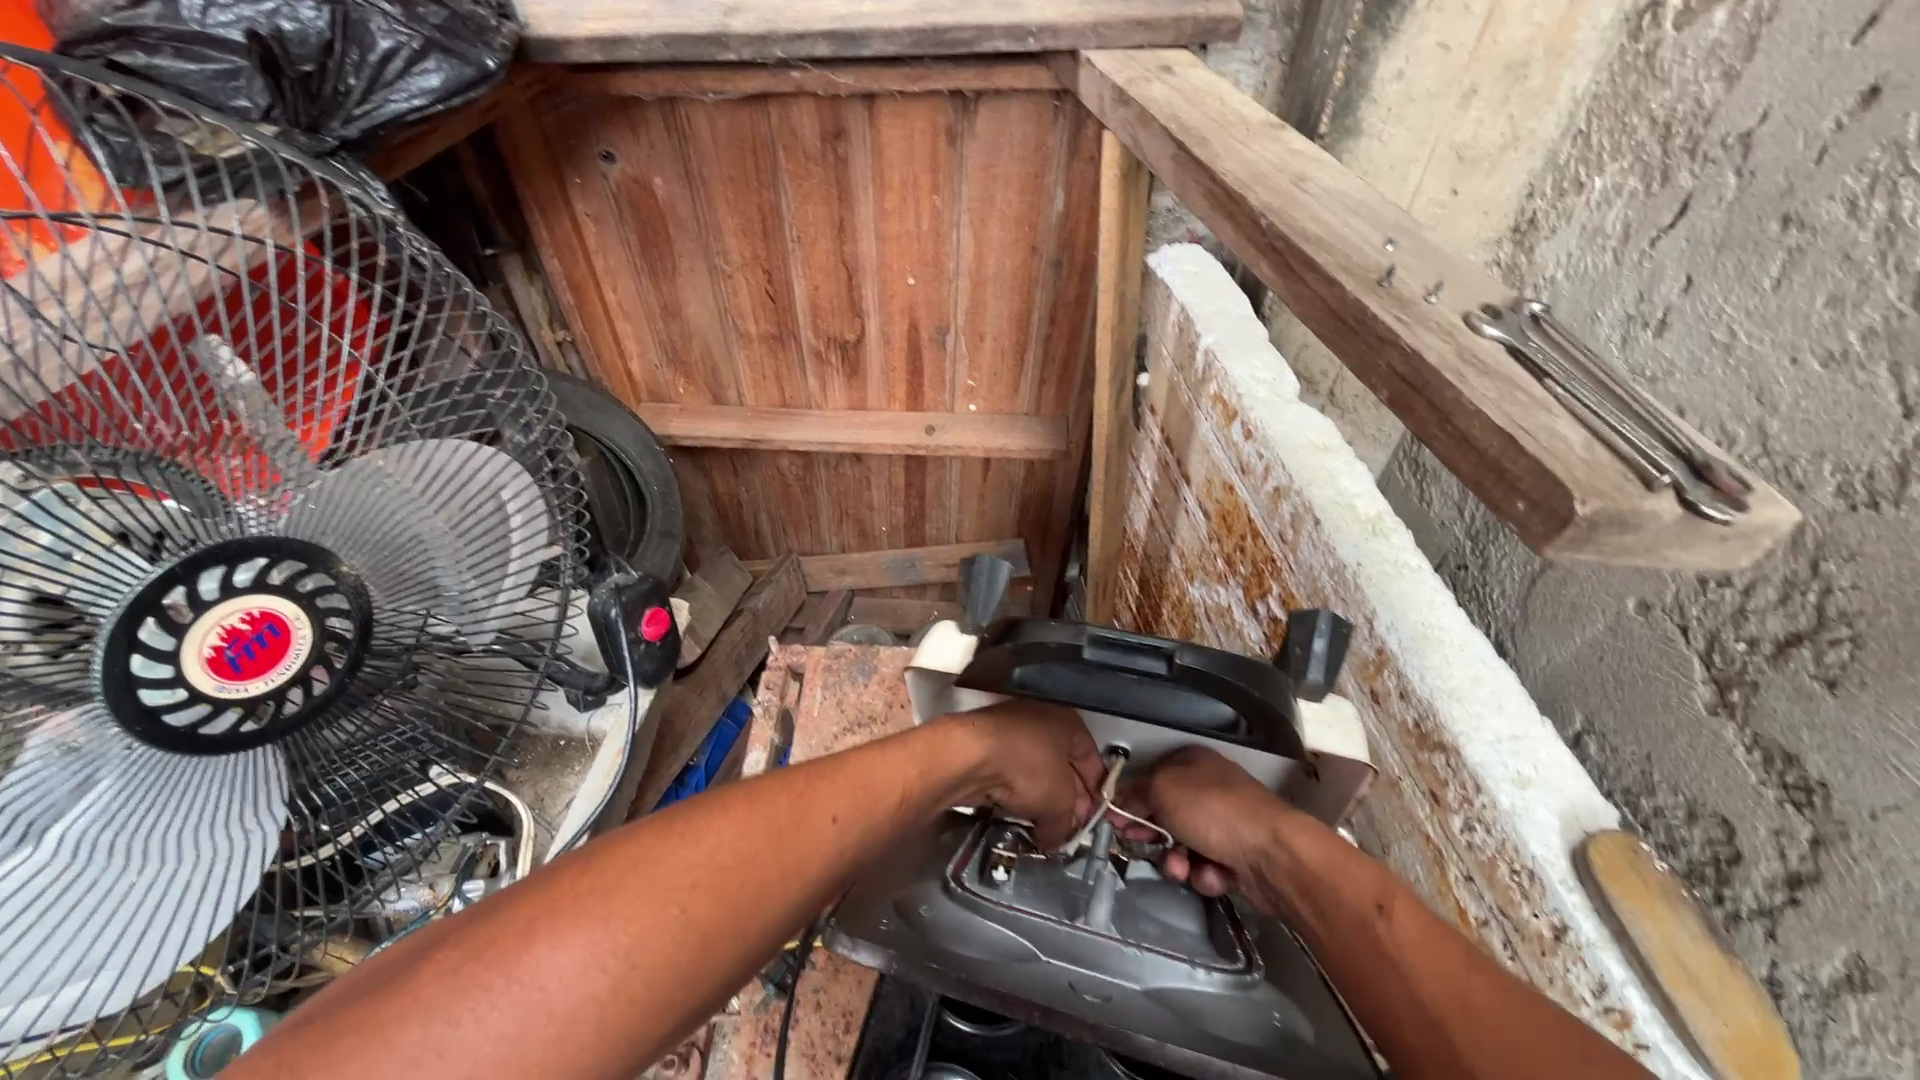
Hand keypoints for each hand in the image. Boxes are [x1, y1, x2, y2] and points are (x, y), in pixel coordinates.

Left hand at [932, 701, 1104, 848]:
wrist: (969, 756)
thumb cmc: (1027, 766)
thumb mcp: (1060, 802)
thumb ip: (1065, 823)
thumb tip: (1056, 839)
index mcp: (1067, 721)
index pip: (1091, 758)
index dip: (1095, 790)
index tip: (1095, 816)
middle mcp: (1040, 719)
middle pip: (1062, 766)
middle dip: (1068, 800)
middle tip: (1070, 828)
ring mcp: (1010, 731)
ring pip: (1033, 773)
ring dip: (1039, 801)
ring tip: (1044, 829)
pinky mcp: (984, 747)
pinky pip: (1008, 776)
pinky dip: (1014, 796)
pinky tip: (1018, 817)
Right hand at [1114, 746, 1294, 908]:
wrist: (1272, 853)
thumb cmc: (1213, 810)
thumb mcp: (1161, 790)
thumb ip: (1133, 795)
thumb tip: (1115, 803)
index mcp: (1192, 762)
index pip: (1152, 778)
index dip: (1132, 800)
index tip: (1117, 821)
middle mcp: (1209, 788)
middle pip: (1166, 814)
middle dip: (1155, 836)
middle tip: (1144, 846)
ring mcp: (1226, 823)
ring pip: (1184, 846)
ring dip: (1178, 861)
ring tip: (1185, 867)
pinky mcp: (1238, 856)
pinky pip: (1206, 866)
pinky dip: (1205, 874)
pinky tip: (1214, 874)